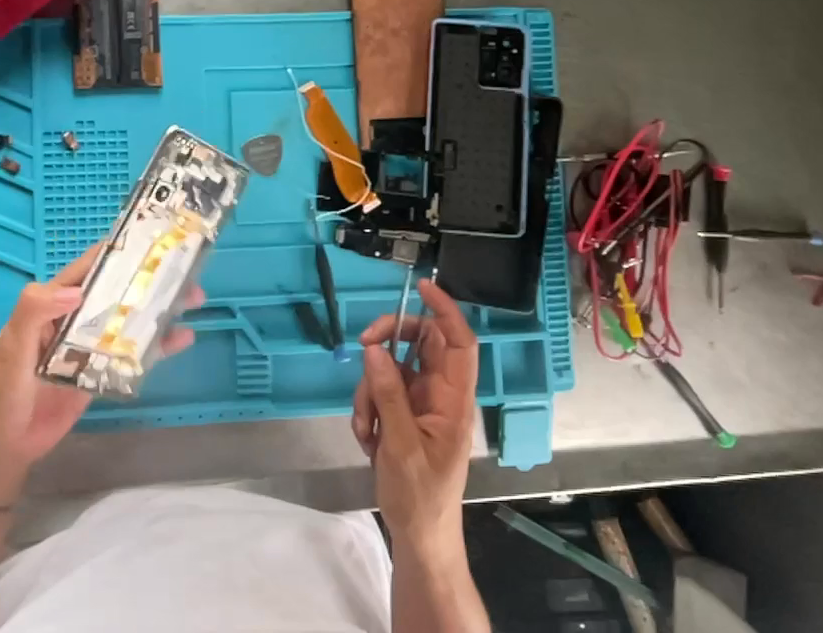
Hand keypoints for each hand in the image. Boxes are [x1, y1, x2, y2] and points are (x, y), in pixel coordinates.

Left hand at [0, 244, 201, 467]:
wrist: (2, 446)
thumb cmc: (0, 392)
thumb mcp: (11, 348)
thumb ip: (34, 312)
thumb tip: (76, 289)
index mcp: (51, 307)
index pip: (85, 272)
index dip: (112, 253)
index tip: (146, 237)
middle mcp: (73, 322)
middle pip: (115, 293)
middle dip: (147, 280)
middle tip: (184, 270)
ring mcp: (89, 349)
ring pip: (129, 321)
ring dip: (159, 309)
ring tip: (193, 298)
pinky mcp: (101, 376)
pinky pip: (133, 355)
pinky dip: (158, 347)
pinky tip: (182, 338)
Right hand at [351, 280, 479, 548]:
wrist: (417, 535)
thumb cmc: (419, 495)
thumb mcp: (400, 445)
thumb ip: (388, 394)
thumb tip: (376, 349)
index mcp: (454, 400)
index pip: (459, 343)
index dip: (445, 311)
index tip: (422, 287)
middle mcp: (439, 394)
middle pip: (417, 346)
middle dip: (387, 346)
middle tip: (363, 348)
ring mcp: (419, 404)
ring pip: (390, 368)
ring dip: (369, 392)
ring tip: (367, 430)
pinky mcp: (402, 416)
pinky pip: (379, 392)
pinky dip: (367, 410)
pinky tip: (368, 440)